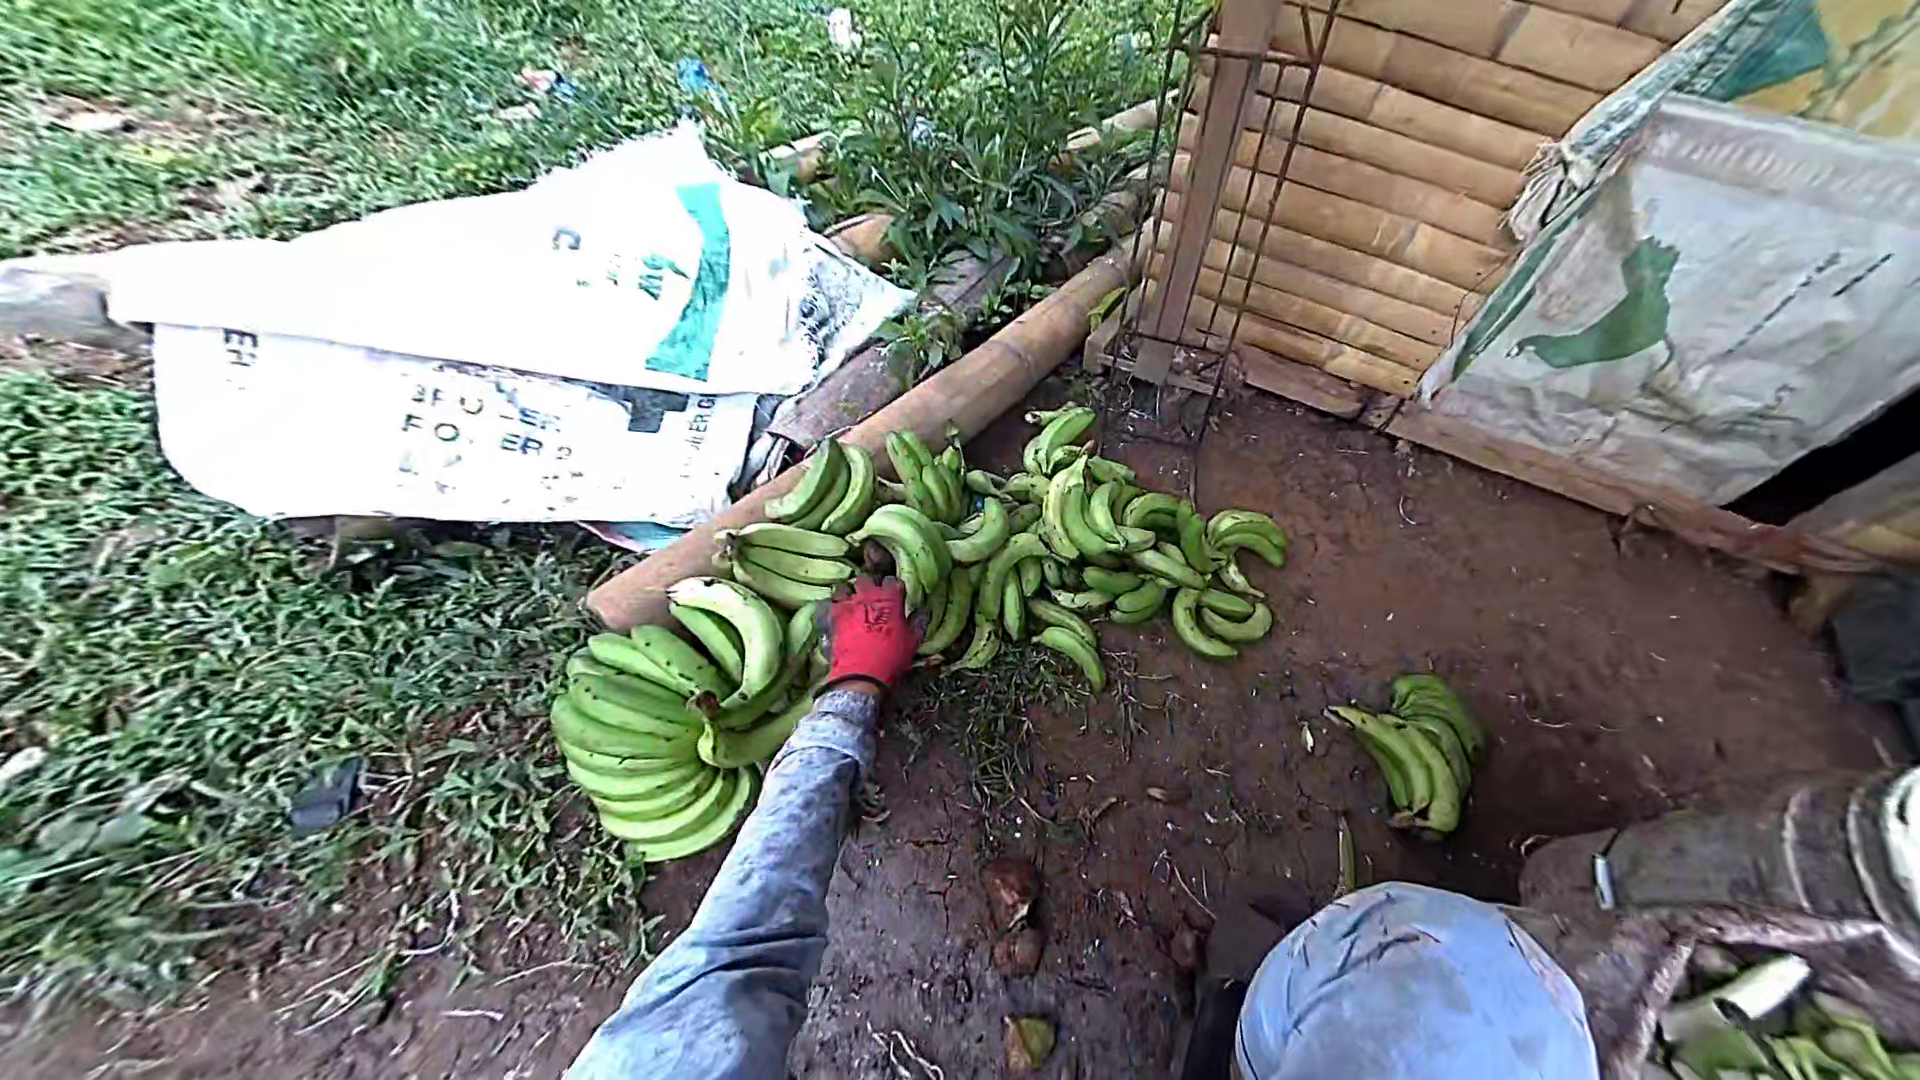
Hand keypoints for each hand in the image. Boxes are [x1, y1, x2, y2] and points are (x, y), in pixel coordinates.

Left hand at [821, 577, 919, 694]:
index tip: (895, 596)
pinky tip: (834, 614)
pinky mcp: (831, 617)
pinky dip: (830, 607)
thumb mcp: (913, 641)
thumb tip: (924, 610)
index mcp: (889, 598)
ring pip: (844, 587)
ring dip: (848, 593)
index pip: (892, 581)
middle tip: (872, 597)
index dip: (894, 588)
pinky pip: (827, 604)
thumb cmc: (891, 657)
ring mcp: (847, 605)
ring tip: (851, 602)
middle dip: (869, 585)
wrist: (861, 676)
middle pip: (866, 579)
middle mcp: (867, 596)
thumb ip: (919, 622)